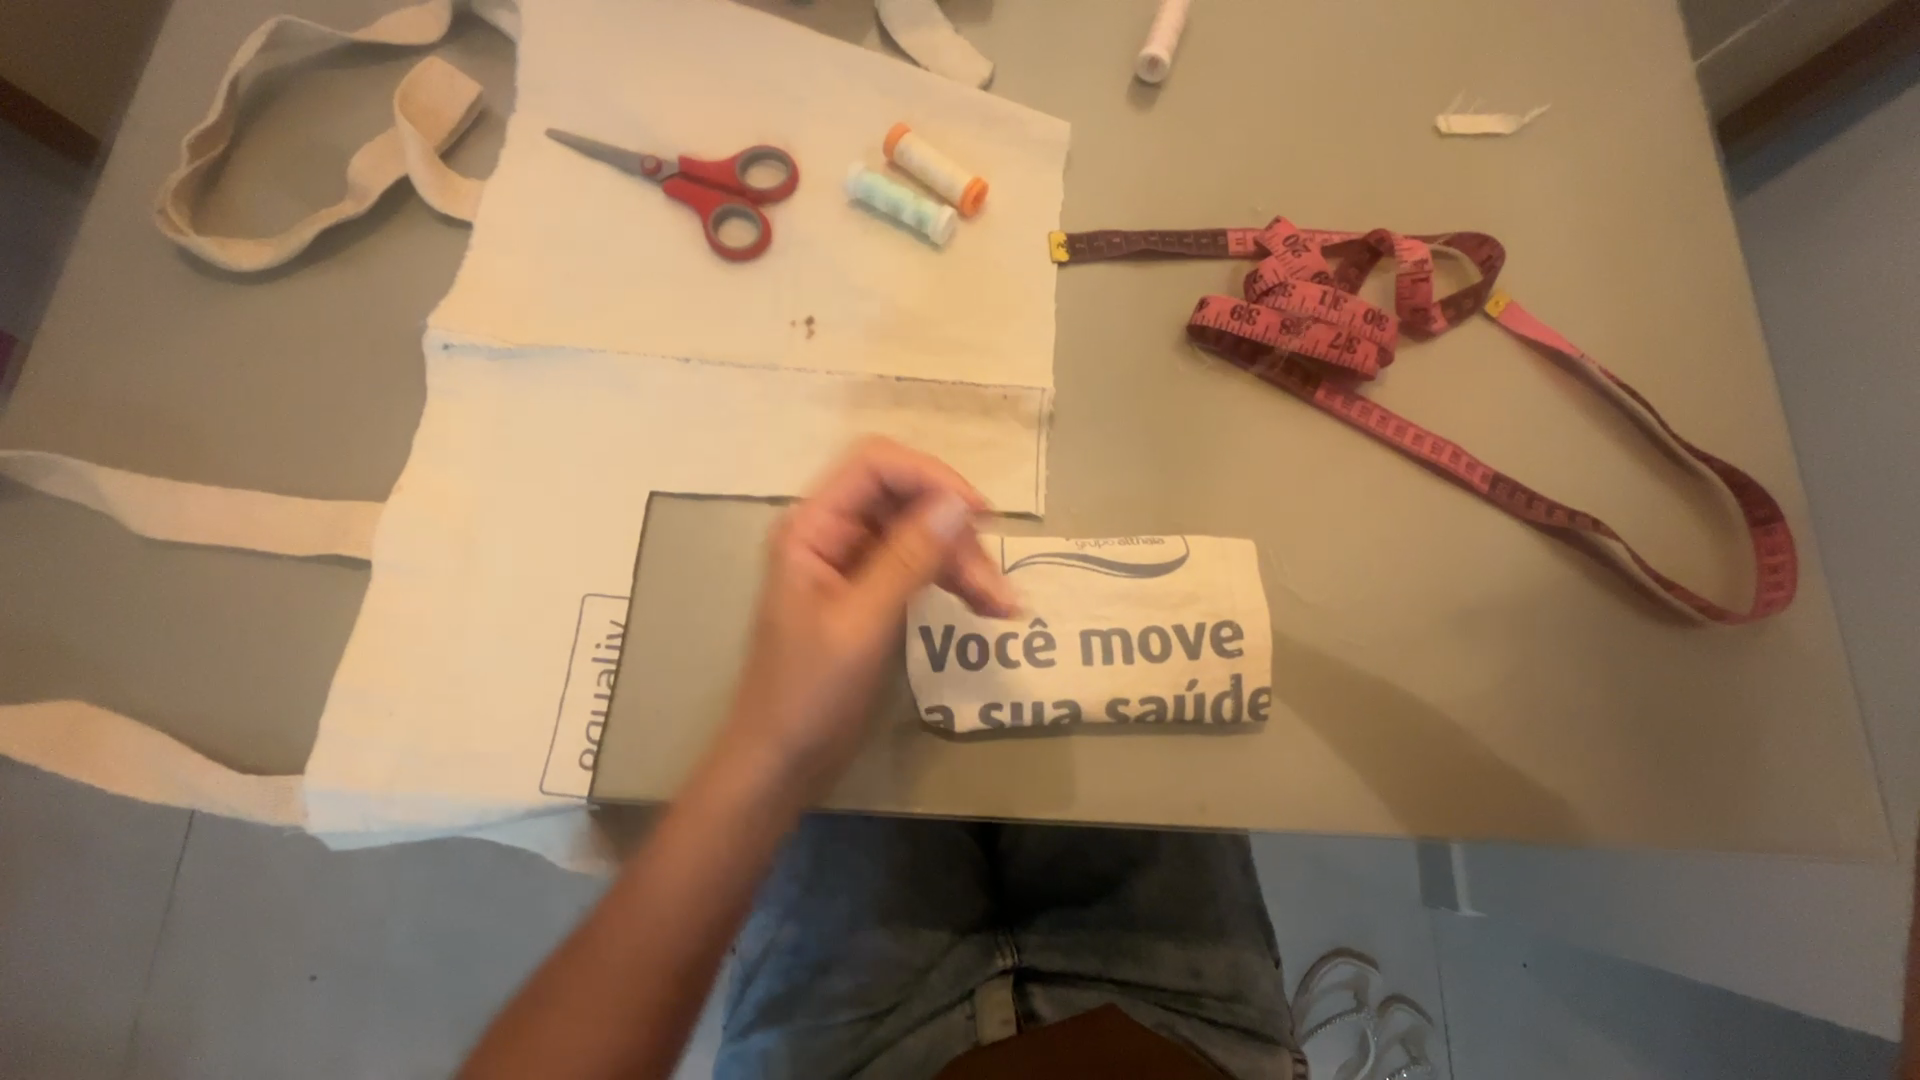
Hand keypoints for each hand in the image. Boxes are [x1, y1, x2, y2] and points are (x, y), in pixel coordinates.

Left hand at [720, 438, 1017, 790]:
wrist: (781, 761)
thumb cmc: (807, 695)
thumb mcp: (862, 624)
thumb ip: (908, 559)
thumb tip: (958, 503)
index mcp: (813, 527)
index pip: (876, 466)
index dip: (931, 477)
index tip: (979, 514)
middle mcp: (832, 534)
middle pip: (906, 500)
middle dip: (955, 533)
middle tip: (995, 583)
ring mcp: (853, 564)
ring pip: (920, 535)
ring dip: (964, 562)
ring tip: (1004, 607)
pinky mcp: (871, 594)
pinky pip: (919, 567)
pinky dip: (953, 582)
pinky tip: (986, 607)